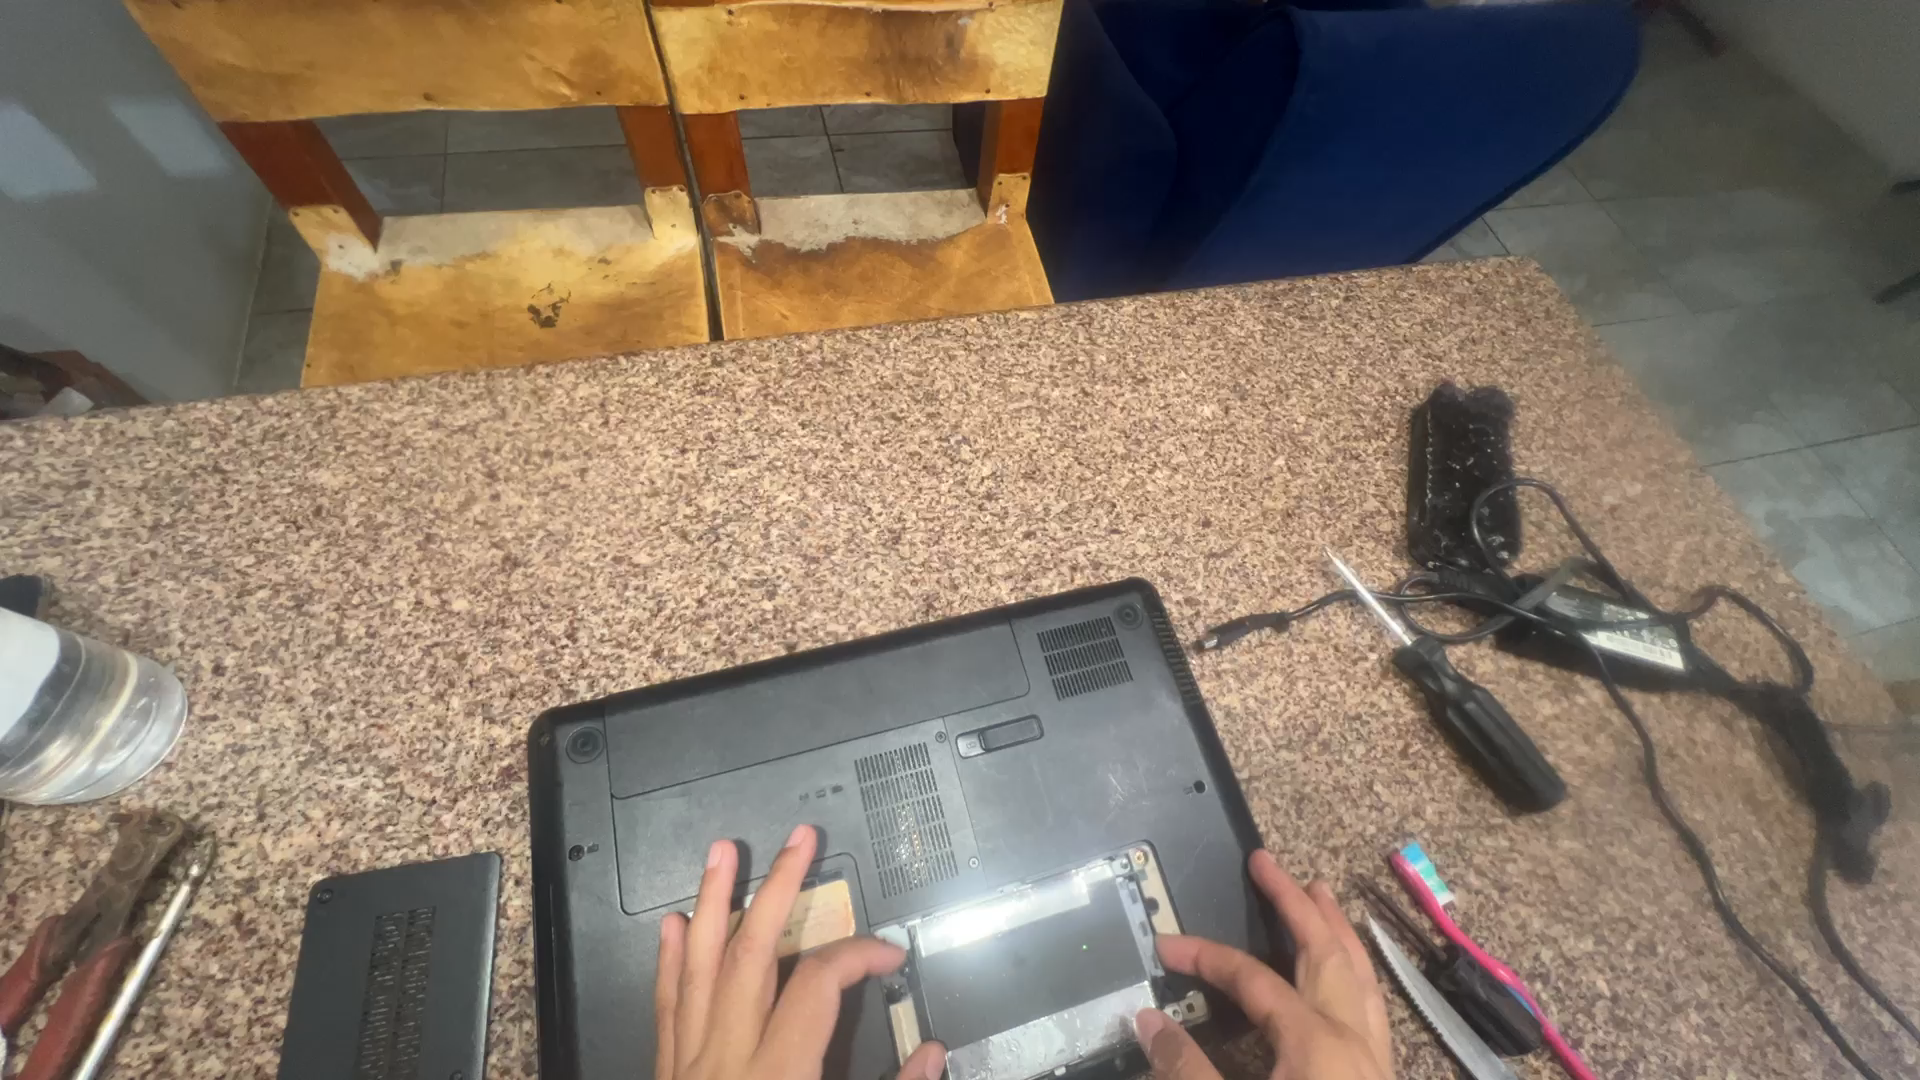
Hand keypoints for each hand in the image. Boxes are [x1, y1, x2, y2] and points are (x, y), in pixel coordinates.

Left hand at [655, 826, 947, 1079]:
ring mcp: (689, 1067)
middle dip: (779, 888)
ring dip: (712, 903)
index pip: (818, 983)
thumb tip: (932, 1051)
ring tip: (722, 851)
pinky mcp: (668, 1078)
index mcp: (776, 1076)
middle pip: (752, 952)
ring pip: (699, 967)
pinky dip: (669, 963)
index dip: (859, 953)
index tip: (890, 953)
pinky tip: (672, 924)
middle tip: (800, 837)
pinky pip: (666, 1009)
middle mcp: (726, 1060)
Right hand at [1133, 850, 1392, 1079]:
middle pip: (1325, 952)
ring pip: (1361, 976)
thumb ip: (1187, 1070)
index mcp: (1316, 1043)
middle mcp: (1354, 1041)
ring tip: (1320, 892)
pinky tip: (1348, 975)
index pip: (1249, 977)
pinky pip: (1372, 1007)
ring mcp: (1376, 1064)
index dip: (1203, 955)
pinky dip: (1356, 973)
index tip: (1164, 947)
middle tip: (1268, 861)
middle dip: (1295, 902)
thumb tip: (1145, 1020)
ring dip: (1336, 930)